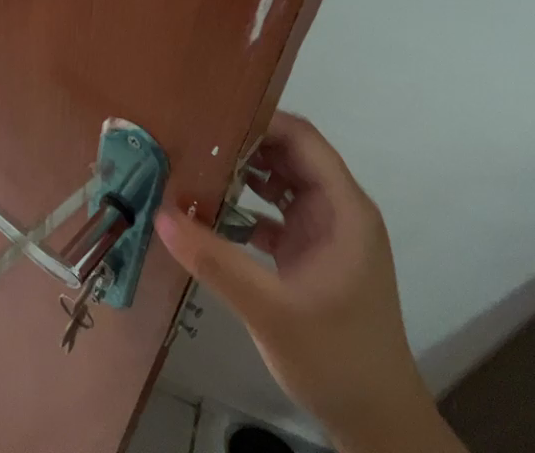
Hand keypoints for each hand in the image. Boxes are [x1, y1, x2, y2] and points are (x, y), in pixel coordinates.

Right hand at [153, 113, 462, 452]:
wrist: (375, 420)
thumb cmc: (335, 358)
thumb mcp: (270, 310)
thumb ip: (216, 260)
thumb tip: (159, 214)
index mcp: (344, 210)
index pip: (302, 141)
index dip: (260, 121)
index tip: (207, 114)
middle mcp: (337, 212)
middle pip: (288, 156)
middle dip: (240, 144)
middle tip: (186, 138)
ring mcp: (324, 235)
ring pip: (278, 185)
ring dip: (238, 176)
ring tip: (187, 166)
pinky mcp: (309, 257)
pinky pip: (272, 216)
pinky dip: (241, 209)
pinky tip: (203, 213)